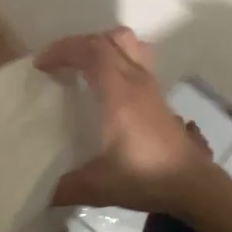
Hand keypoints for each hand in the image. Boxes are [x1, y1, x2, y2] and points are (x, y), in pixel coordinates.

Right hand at [35, 28, 217, 214]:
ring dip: (103, 45)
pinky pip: (137, 59)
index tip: (41, 64)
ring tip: (84, 65)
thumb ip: (66, 186)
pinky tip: (106, 85)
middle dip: (80, 43)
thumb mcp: (99, 186)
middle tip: (59, 62)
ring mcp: (151, 85)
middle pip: (110, 39)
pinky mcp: (159, 95)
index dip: (64, 49)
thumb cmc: (145, 177)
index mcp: (119, 94)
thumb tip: (43, 192)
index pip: (92, 51)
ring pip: (129, 43)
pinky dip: (117, 58)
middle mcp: (136, 81)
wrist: (189, 183)